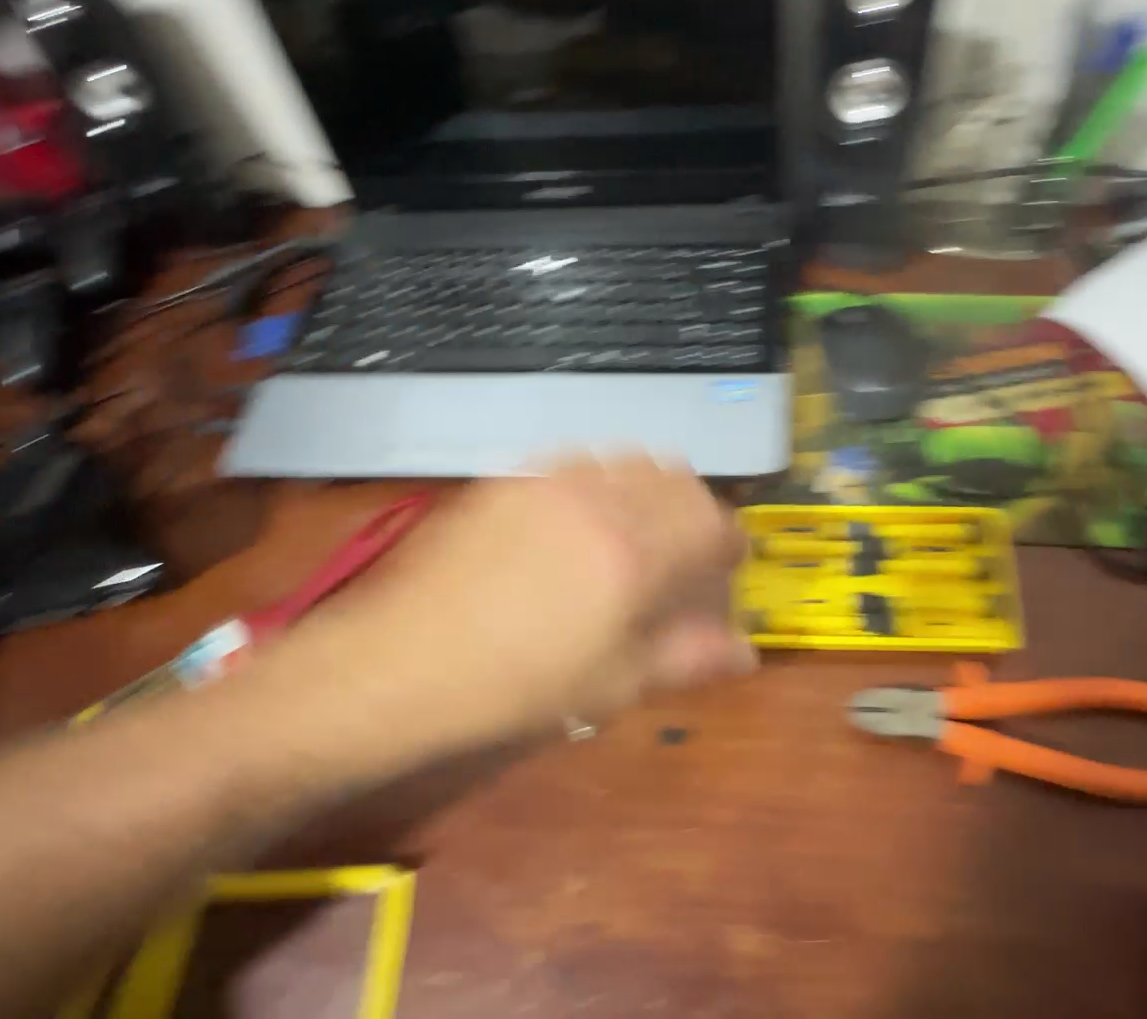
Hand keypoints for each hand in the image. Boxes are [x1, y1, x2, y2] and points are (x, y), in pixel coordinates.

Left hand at [249, 455, 754, 784]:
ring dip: (653, 490)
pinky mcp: (512, 478)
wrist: (401, 663)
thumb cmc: (515, 688)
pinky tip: (584, 521)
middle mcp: (599, 499)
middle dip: (696, 512)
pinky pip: (582, 459)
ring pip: (631, 459)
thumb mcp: (612, 685)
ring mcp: (551, 480)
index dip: (731, 546)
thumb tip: (744, 652)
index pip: (714, 522)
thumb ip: (687, 658)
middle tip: (687, 555)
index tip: (726, 571)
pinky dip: (605, 480)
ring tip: (639, 534)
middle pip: (678, 479)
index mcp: (634, 553)